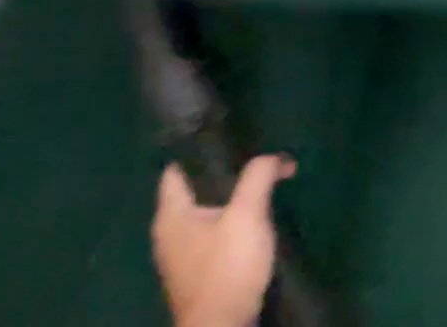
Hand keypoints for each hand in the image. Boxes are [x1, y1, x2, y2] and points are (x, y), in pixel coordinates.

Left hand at [152, 156, 293, 326]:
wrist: (222, 326)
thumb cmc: (227, 266)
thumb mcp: (247, 213)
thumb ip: (259, 177)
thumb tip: (276, 157)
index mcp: (171, 215)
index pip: (176, 170)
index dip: (201, 150)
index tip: (234, 138)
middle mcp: (169, 232)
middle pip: (195, 189)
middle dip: (226, 172)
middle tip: (259, 160)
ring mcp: (182, 254)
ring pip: (207, 211)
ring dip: (233, 197)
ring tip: (265, 185)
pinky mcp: (199, 269)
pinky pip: (214, 231)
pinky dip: (233, 219)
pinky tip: (257, 220)